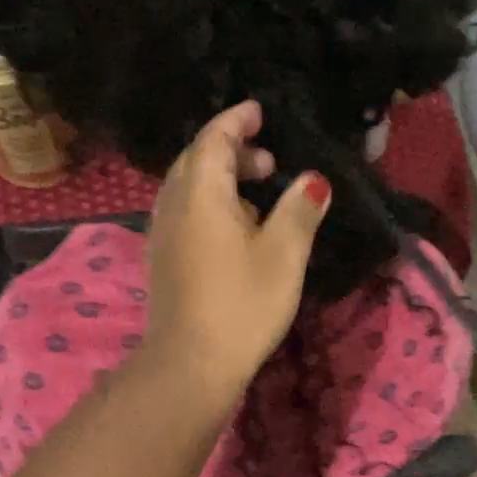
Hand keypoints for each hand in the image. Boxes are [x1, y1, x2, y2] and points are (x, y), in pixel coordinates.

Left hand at [144, 100, 332, 385]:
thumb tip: (314, 180)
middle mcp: (173, 205)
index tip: (258, 113)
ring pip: (188, 190)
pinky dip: (208, 208)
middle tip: (267, 162)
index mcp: (201, 193)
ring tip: (255, 199)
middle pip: (197, 161)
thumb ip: (299, 211)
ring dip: (219, 183)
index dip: (236, 122)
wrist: (191, 364)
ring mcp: (162, 235)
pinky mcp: (163, 263)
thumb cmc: (242, 305)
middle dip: (230, 152)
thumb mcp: (283, 256)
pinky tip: (232, 235)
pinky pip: (184, 216)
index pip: (214, 139)